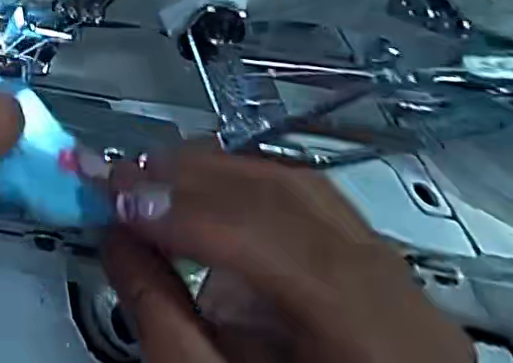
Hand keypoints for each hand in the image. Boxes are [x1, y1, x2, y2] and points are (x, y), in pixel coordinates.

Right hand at [100, 146, 470, 362]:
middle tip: (119, 179)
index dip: (187, 211)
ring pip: (292, 185)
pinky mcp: (367, 262)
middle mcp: (398, 292)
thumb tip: (114, 235)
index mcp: (375, 337)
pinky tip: (197, 196)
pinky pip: (300, 199)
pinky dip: (239, 189)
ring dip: (211, 175)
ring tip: (149, 183)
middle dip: (191, 180)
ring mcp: (390, 271)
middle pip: (285, 196)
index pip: (273, 238)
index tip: (115, 200)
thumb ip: (161, 317)